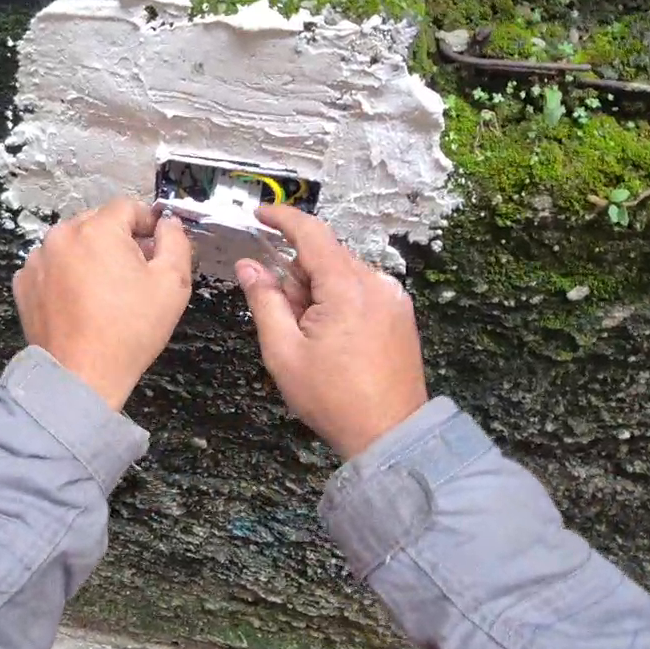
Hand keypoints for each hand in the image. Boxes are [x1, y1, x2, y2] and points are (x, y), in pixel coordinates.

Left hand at [14, 199, 193, 412]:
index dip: (147, 223)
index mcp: (97, 230)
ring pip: (73, 244)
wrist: (81, 375)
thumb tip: (168, 223)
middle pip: (97, 223)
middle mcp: (61, 236)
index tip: (155, 244)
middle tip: (133, 274)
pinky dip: (66, 276)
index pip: (127, 206)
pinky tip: (80, 302)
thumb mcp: (172, 284)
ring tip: (105, 292)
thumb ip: (175, 242)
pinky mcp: (24, 282)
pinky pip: (52, 266)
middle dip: (118, 241)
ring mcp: (38, 259)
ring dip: (90, 257)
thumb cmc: (128, 332)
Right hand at [235, 206, 427, 458]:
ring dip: (318, 292)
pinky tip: (335, 339)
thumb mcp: (284, 351)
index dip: (282, 218)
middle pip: (324, 257)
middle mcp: (376, 283)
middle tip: (288, 322)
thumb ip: (264, 300)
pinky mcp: (401, 313)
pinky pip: (361, 290)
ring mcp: (393, 297)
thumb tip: (247, 265)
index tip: (259, 213)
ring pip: (342, 274)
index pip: (311, 233)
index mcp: (347, 288)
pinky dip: (339, 302)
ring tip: (313, 339)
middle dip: (298, 278)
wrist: (390, 434)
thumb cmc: (332, 398)